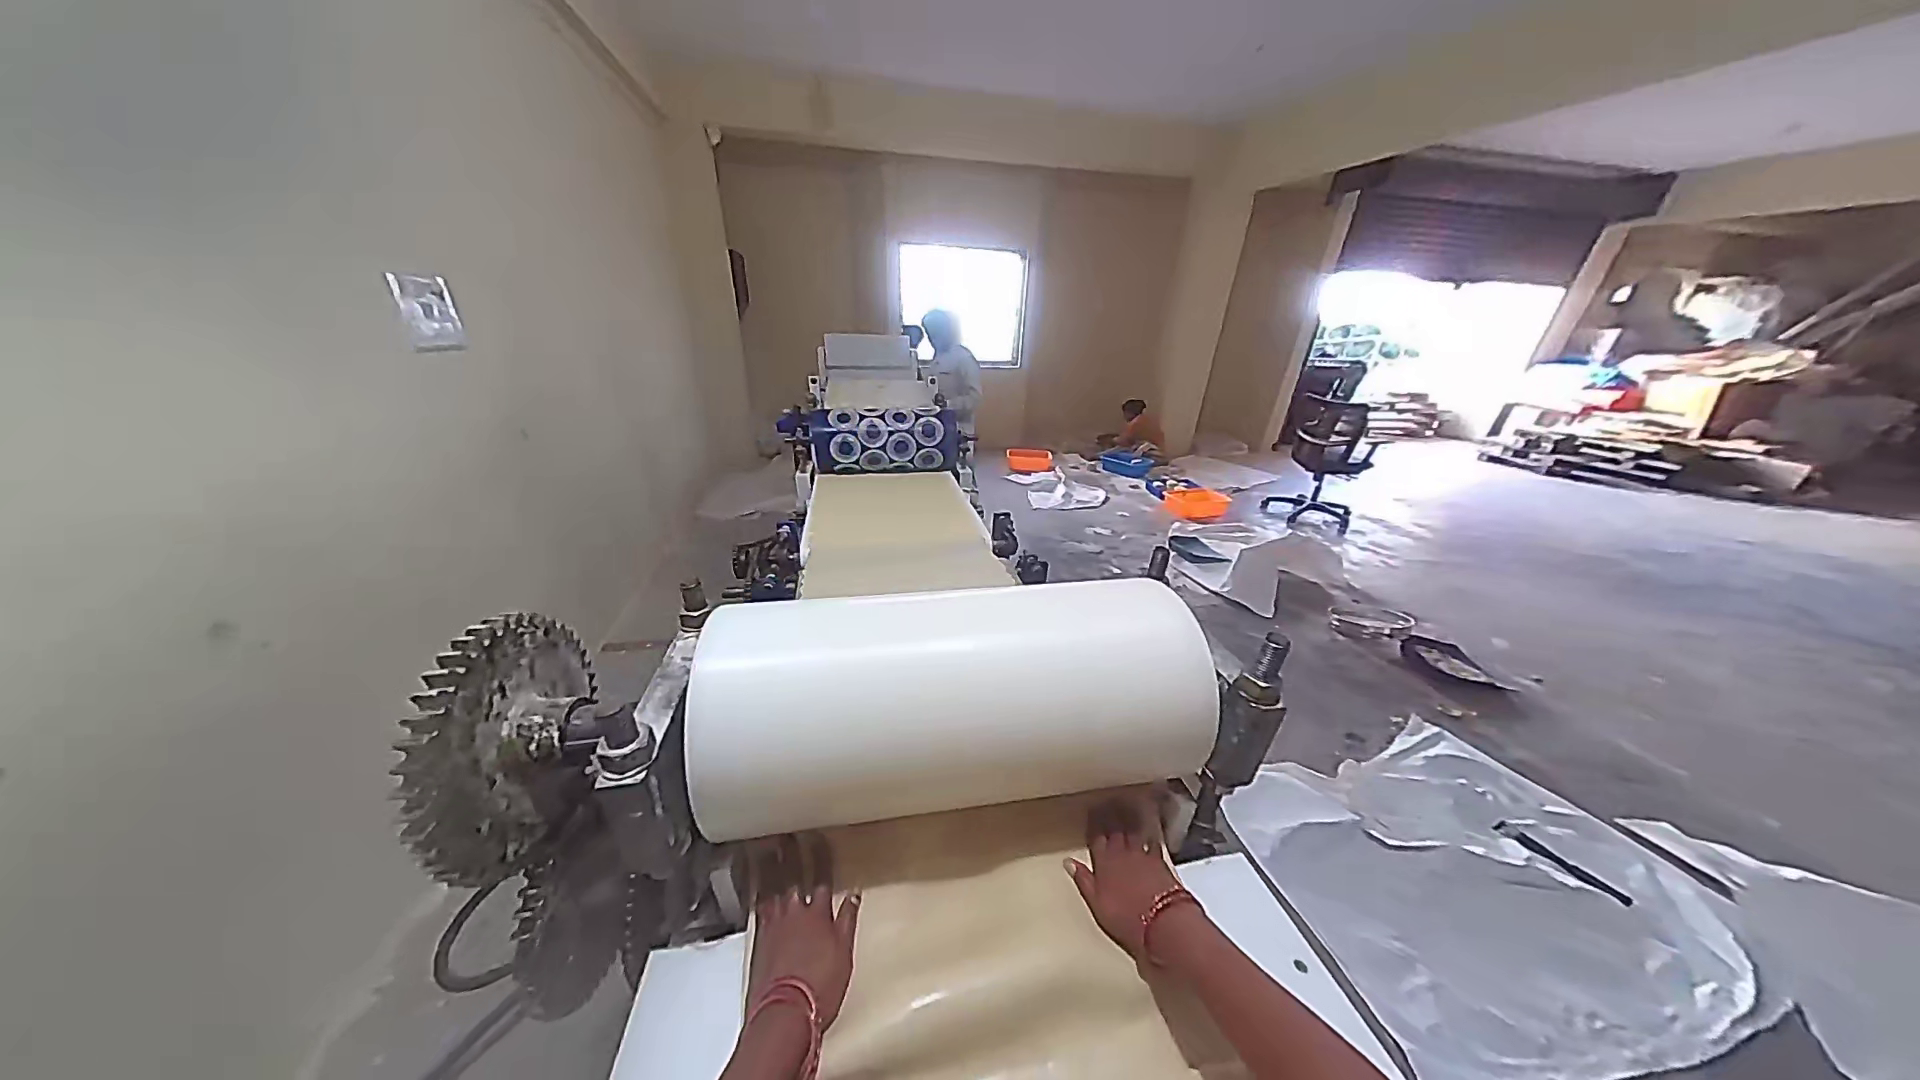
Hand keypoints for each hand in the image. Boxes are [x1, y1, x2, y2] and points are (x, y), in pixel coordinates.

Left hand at [746, 834, 860, 1028]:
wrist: (784, 1014)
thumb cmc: (819, 989)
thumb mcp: (844, 954)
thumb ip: (847, 921)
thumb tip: (854, 897)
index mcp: (819, 914)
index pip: (823, 876)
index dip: (821, 855)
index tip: (819, 839)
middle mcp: (795, 912)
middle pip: (794, 874)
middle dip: (793, 851)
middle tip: (789, 834)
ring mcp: (773, 923)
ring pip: (771, 885)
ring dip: (770, 865)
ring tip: (766, 847)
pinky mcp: (757, 937)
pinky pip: (756, 904)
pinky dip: (753, 889)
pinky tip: (750, 882)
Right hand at [1065, 793, 1181, 959]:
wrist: (1163, 925)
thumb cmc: (1128, 919)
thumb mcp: (1096, 904)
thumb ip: (1083, 880)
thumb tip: (1069, 863)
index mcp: (1103, 863)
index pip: (1095, 838)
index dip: (1092, 825)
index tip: (1091, 814)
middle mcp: (1122, 855)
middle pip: (1114, 829)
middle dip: (1110, 815)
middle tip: (1107, 803)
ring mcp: (1142, 855)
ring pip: (1132, 830)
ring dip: (1129, 818)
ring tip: (1126, 806)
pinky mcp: (1160, 861)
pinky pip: (1153, 840)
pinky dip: (1150, 831)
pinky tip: (1151, 826)